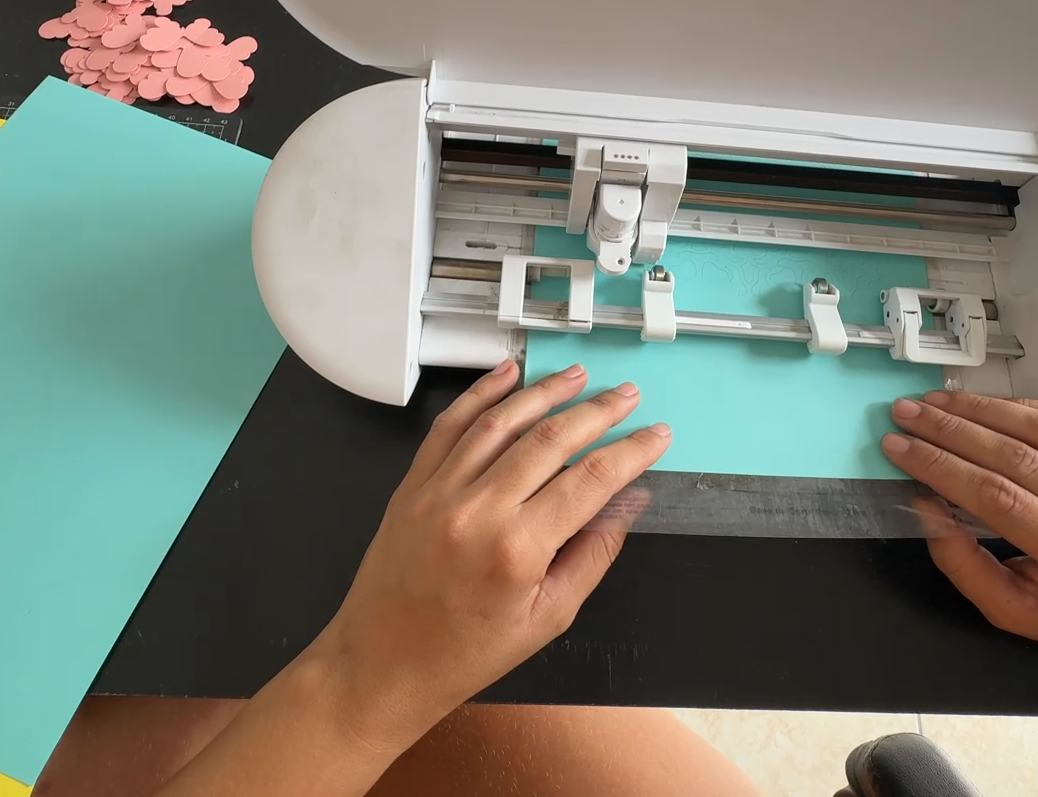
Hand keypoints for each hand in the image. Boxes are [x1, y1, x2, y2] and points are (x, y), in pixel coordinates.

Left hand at [305, 360, 669, 751]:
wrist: (381, 664)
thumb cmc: (468, 651)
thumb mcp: (548, 617)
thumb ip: (594, 552)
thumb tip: (629, 500)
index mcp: (518, 549)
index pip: (590, 480)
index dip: (632, 451)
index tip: (656, 434)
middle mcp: (479, 509)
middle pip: (551, 439)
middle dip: (598, 411)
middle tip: (627, 395)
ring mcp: (440, 490)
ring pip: (501, 420)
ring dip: (545, 390)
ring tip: (578, 375)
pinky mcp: (413, 482)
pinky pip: (450, 423)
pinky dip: (481, 392)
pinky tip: (508, 373)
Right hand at [881, 391, 1037, 683]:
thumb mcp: (1008, 611)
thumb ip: (960, 560)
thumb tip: (923, 500)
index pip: (1000, 498)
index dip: (941, 466)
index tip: (897, 446)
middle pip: (1018, 457)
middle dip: (950, 430)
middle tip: (906, 413)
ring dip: (980, 409)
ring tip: (935, 400)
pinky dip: (1018, 405)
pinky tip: (981, 404)